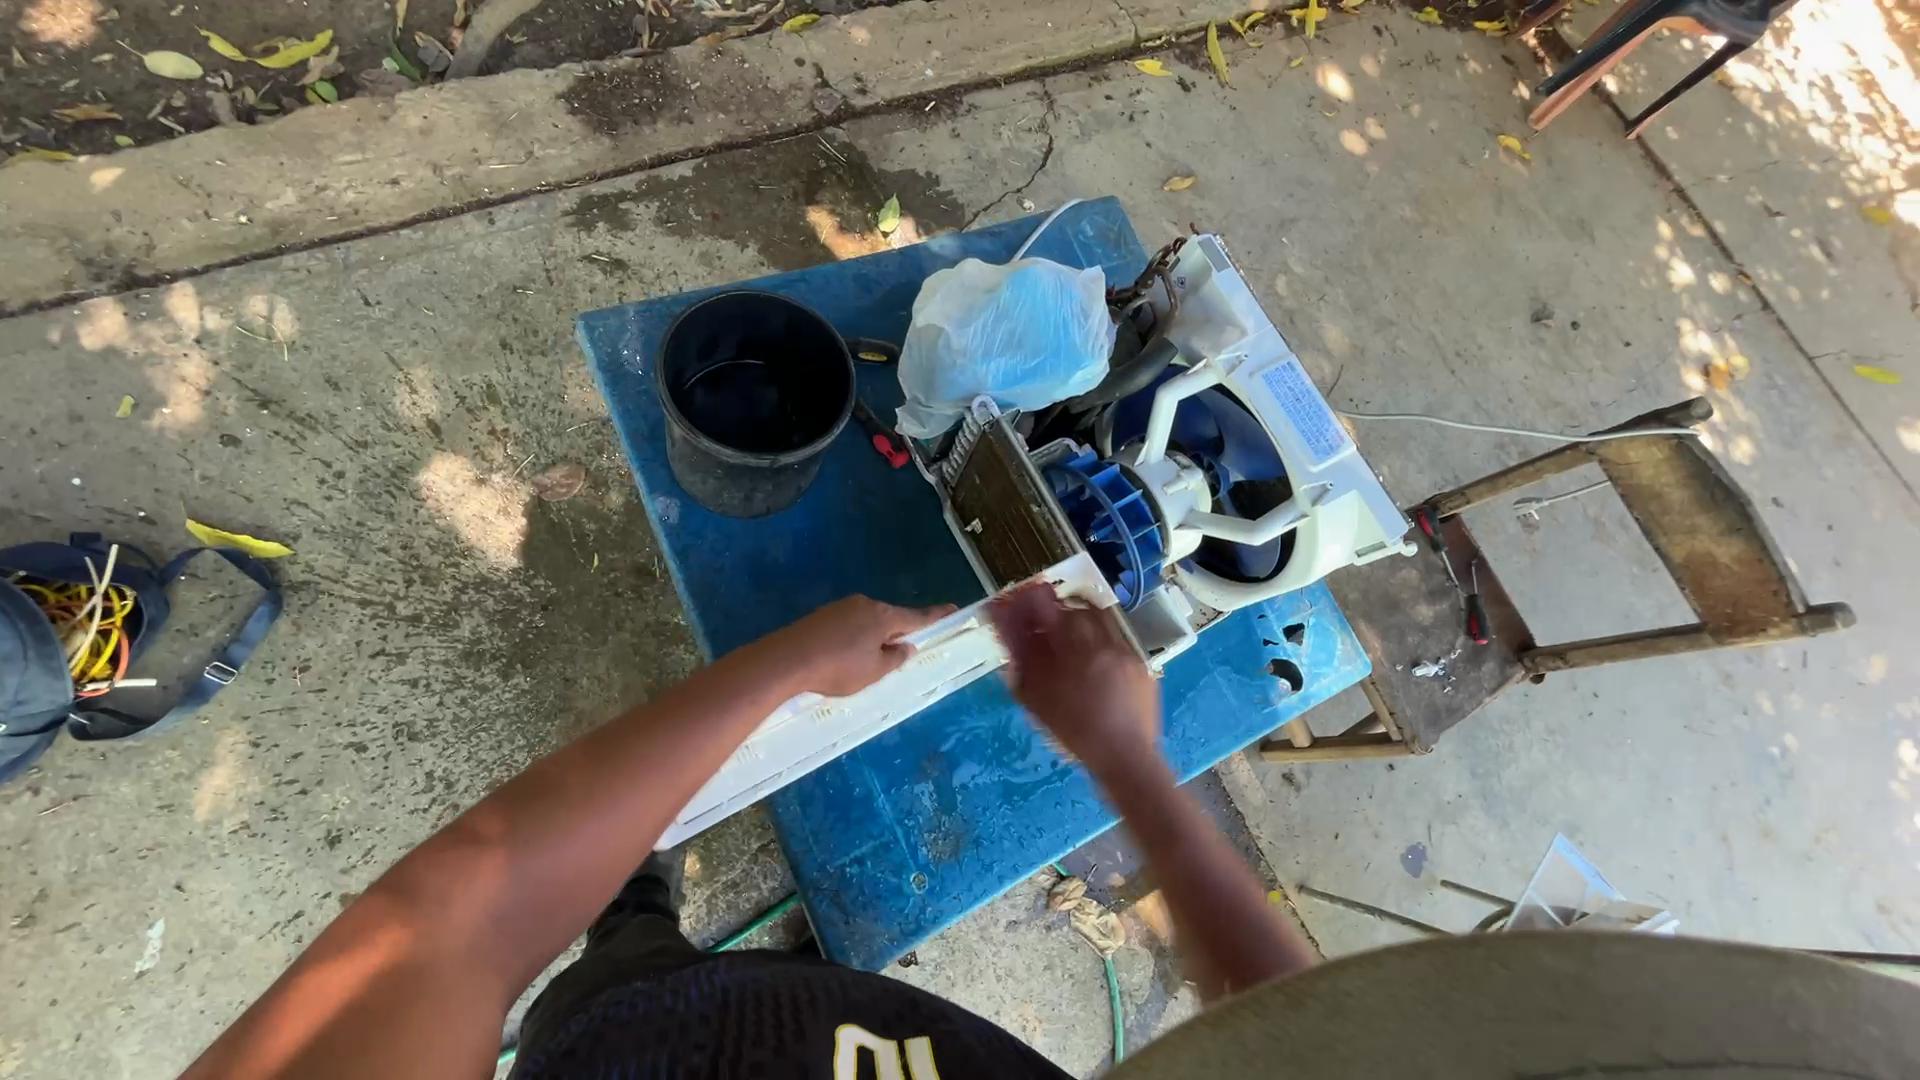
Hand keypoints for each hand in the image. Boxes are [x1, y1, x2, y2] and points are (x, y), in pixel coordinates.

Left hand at [743, 595, 954, 697]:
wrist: (786, 659)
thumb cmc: (837, 668)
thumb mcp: (873, 672)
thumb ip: (894, 658)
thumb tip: (906, 645)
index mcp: (883, 617)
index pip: (917, 617)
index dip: (935, 616)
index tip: (953, 609)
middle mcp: (865, 604)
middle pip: (890, 618)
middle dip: (896, 633)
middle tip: (898, 654)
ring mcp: (841, 607)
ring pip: (868, 621)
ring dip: (872, 637)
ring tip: (864, 664)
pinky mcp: (823, 615)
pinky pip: (849, 625)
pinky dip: (853, 638)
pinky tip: (843, 657)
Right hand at [988, 582, 1161, 774]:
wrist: (1126, 758)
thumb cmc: (1077, 734)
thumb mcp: (1040, 703)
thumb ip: (1025, 666)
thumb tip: (1016, 640)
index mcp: (1079, 652)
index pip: (1055, 612)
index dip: (1039, 603)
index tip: (1029, 600)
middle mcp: (1107, 645)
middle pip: (1082, 611)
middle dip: (1064, 612)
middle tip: (1051, 624)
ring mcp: (1129, 653)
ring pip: (1105, 623)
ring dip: (1086, 623)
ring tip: (1075, 639)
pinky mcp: (1143, 666)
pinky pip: (1120, 642)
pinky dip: (1104, 643)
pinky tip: (1097, 664)